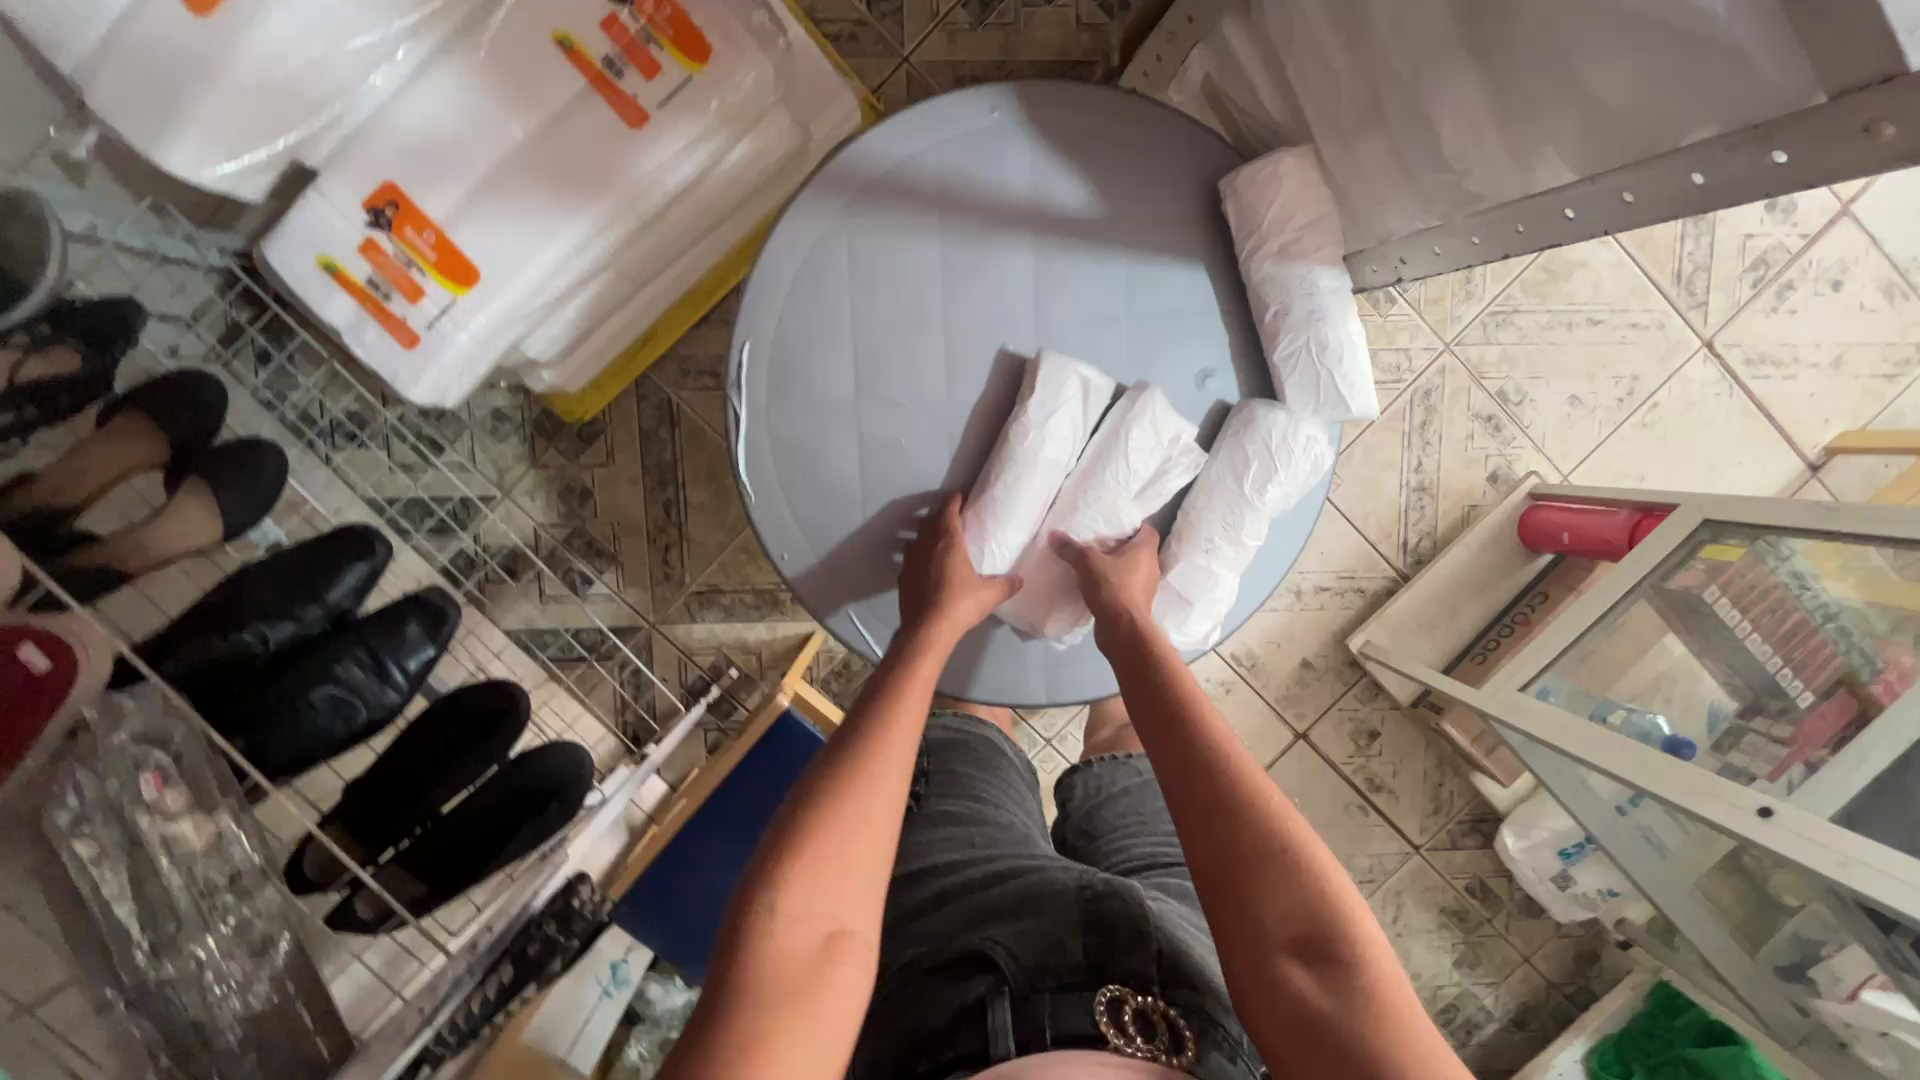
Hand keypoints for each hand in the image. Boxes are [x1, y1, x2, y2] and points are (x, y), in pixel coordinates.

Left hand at [898, 493, 1021, 641]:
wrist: (927, 629)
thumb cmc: (960, 605)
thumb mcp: (990, 595)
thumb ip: (1006, 585)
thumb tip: (1020, 580)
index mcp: (948, 542)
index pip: (948, 511)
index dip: (954, 500)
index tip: (960, 496)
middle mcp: (926, 545)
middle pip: (930, 520)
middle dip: (940, 515)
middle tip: (952, 517)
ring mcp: (910, 560)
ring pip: (915, 537)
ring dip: (925, 533)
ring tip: (936, 539)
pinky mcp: (902, 576)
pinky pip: (908, 557)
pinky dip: (916, 555)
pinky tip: (923, 565)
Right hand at [1052, 526, 1160, 644]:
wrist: (1122, 630)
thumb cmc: (1112, 588)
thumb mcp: (1087, 563)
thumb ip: (1071, 548)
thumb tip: (1054, 534)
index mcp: (1146, 551)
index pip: (1148, 530)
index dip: (1134, 524)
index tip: (1115, 523)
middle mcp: (1151, 567)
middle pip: (1138, 549)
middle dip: (1121, 545)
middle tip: (1100, 540)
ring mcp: (1145, 587)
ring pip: (1131, 569)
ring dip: (1117, 566)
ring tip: (1095, 562)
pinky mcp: (1136, 604)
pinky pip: (1125, 586)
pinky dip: (1113, 584)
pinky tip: (1095, 584)